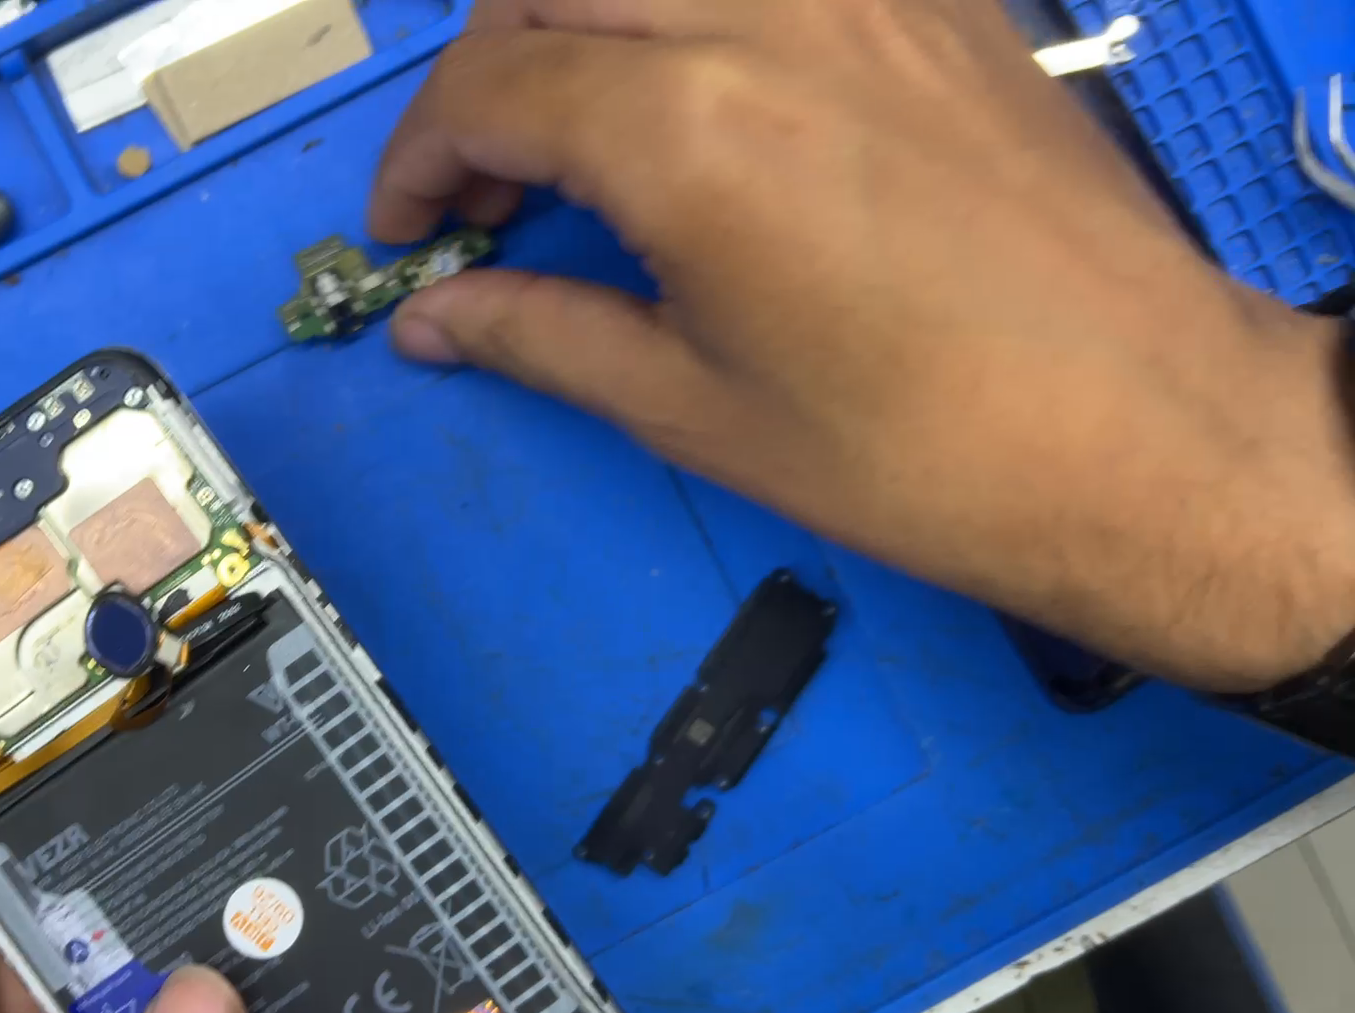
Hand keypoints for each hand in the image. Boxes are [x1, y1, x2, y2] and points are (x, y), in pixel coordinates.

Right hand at [372, 0, 1354, 690]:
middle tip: (475, 198)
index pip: (486, 87)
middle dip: (473, 90)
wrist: (1130, 432)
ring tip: (558, 150)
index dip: (413, 162)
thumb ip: (528, 336)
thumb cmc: (883, 447)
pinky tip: (672, 111)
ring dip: (559, 40)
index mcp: (687, 129)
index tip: (404, 236)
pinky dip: (659, 25)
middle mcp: (763, 11)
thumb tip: (422, 322)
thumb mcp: (675, 403)